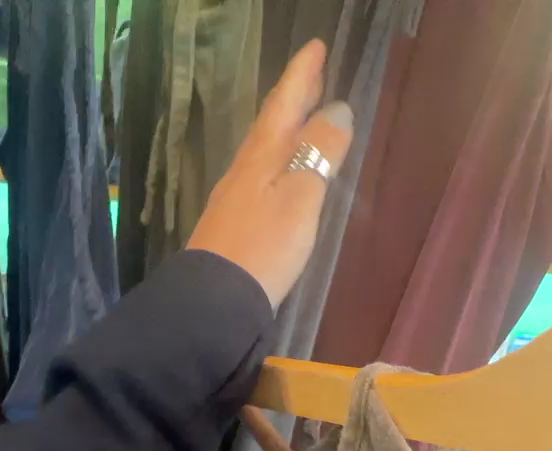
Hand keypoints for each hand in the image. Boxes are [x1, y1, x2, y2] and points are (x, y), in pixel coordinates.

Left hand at [186, 40, 354, 309]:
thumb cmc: (263, 248)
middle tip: (313, 74)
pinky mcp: (230, 228)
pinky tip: (280, 173)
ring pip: (262, 152)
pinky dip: (275, 162)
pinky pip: (256, 179)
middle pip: (270, 126)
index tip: (316, 47)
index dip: (301, 75)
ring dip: (284, 131)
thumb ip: (320, 153)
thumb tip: (336, 110)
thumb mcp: (300, 198)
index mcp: (262, 157)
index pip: (284, 105)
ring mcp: (232, 200)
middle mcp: (243, 171)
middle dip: (293, 98)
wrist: (215, 301)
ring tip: (303, 119)